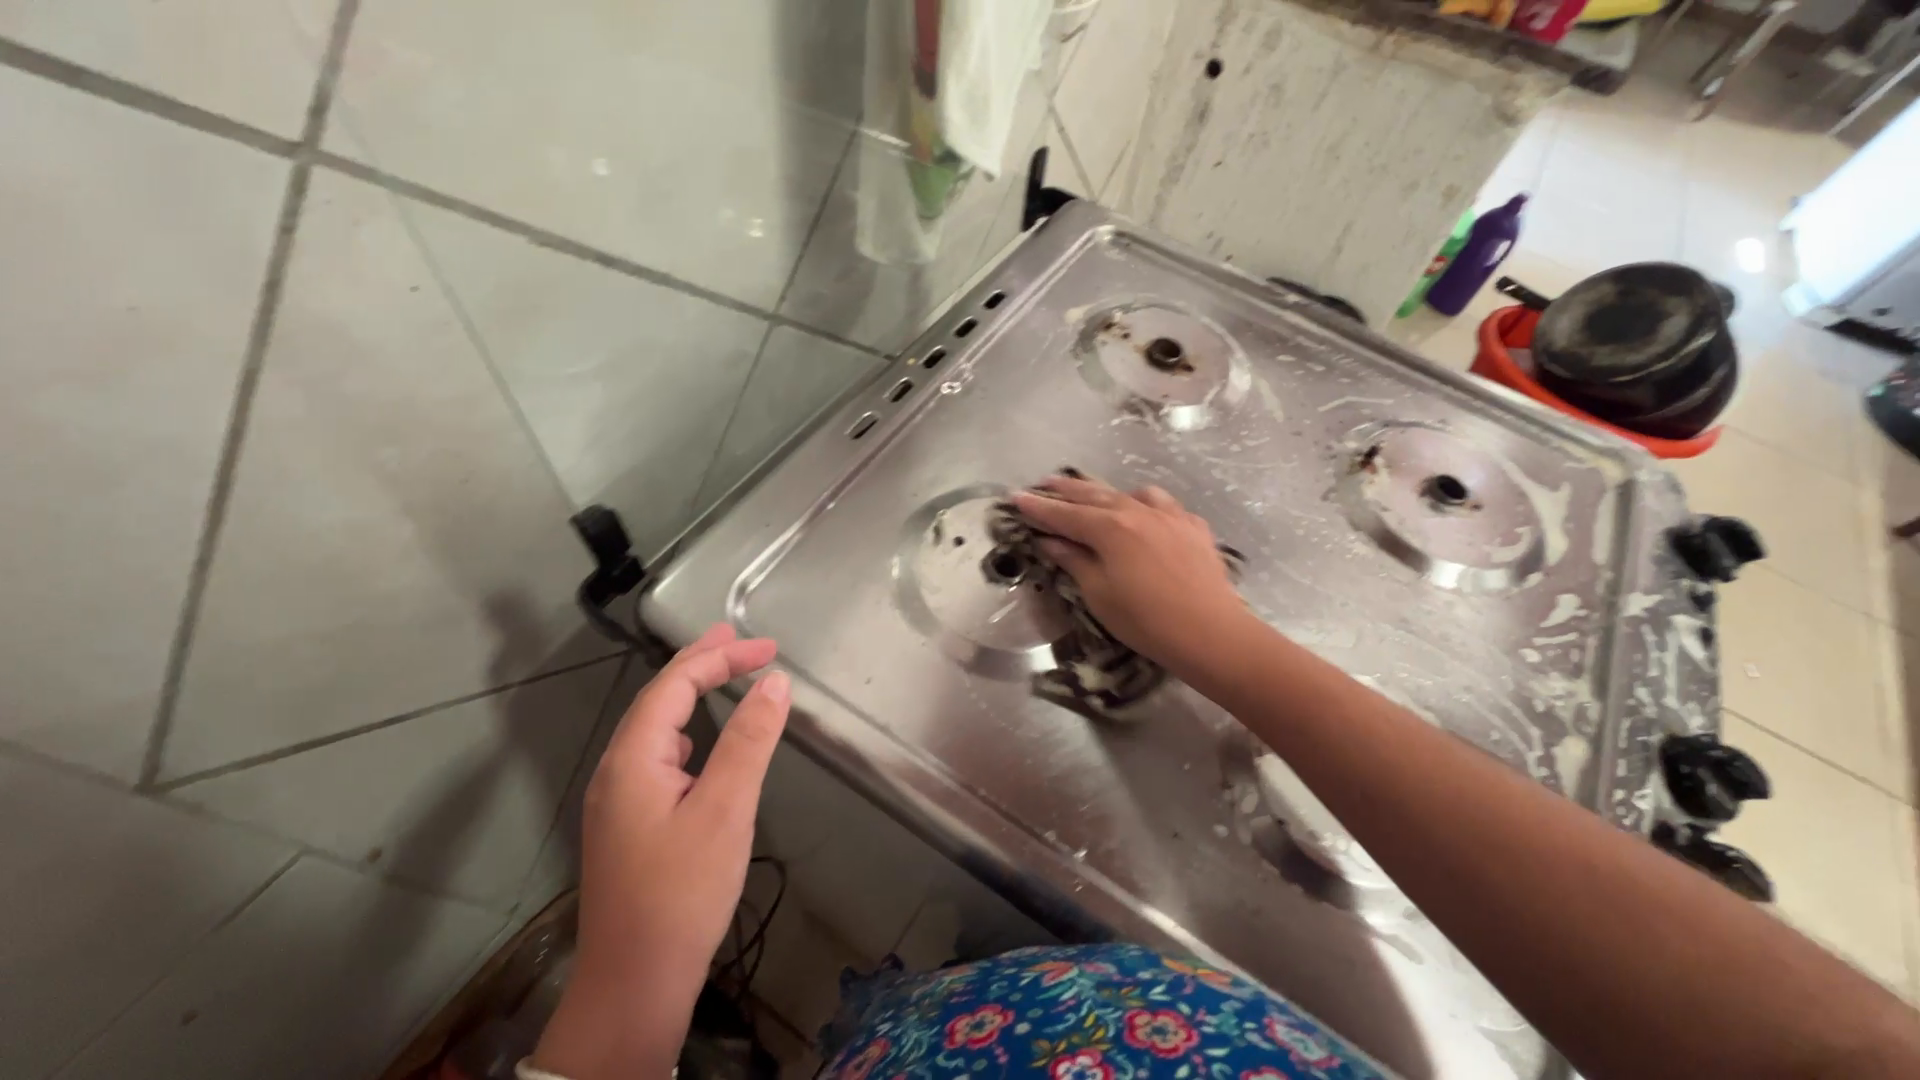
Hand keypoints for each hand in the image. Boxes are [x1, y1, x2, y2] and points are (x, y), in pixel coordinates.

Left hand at [532, 623, 787, 1079]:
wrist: (633, 982)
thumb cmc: (681, 892)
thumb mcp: (725, 811)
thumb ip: (749, 742)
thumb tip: (775, 683)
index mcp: (632, 758)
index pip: (674, 685)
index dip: (719, 656)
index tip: (769, 647)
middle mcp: (616, 771)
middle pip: (657, 700)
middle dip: (698, 664)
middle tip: (737, 638)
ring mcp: (617, 801)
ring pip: (655, 730)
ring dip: (690, 696)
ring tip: (722, 677)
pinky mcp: (628, 826)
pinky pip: (657, 759)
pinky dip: (686, 733)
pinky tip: (700, 747)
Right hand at [1011, 475, 1245, 676]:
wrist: (1210, 632)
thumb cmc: (1145, 620)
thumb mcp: (1099, 594)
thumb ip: (1074, 561)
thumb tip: (1050, 541)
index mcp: (1110, 528)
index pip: (1064, 514)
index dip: (1038, 507)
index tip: (1015, 498)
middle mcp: (1138, 510)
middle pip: (1095, 494)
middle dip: (1066, 490)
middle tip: (1044, 483)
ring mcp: (1170, 515)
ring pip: (1132, 493)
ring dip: (1107, 493)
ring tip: (1095, 497)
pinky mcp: (1194, 527)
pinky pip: (1163, 505)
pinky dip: (1145, 505)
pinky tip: (1145, 516)